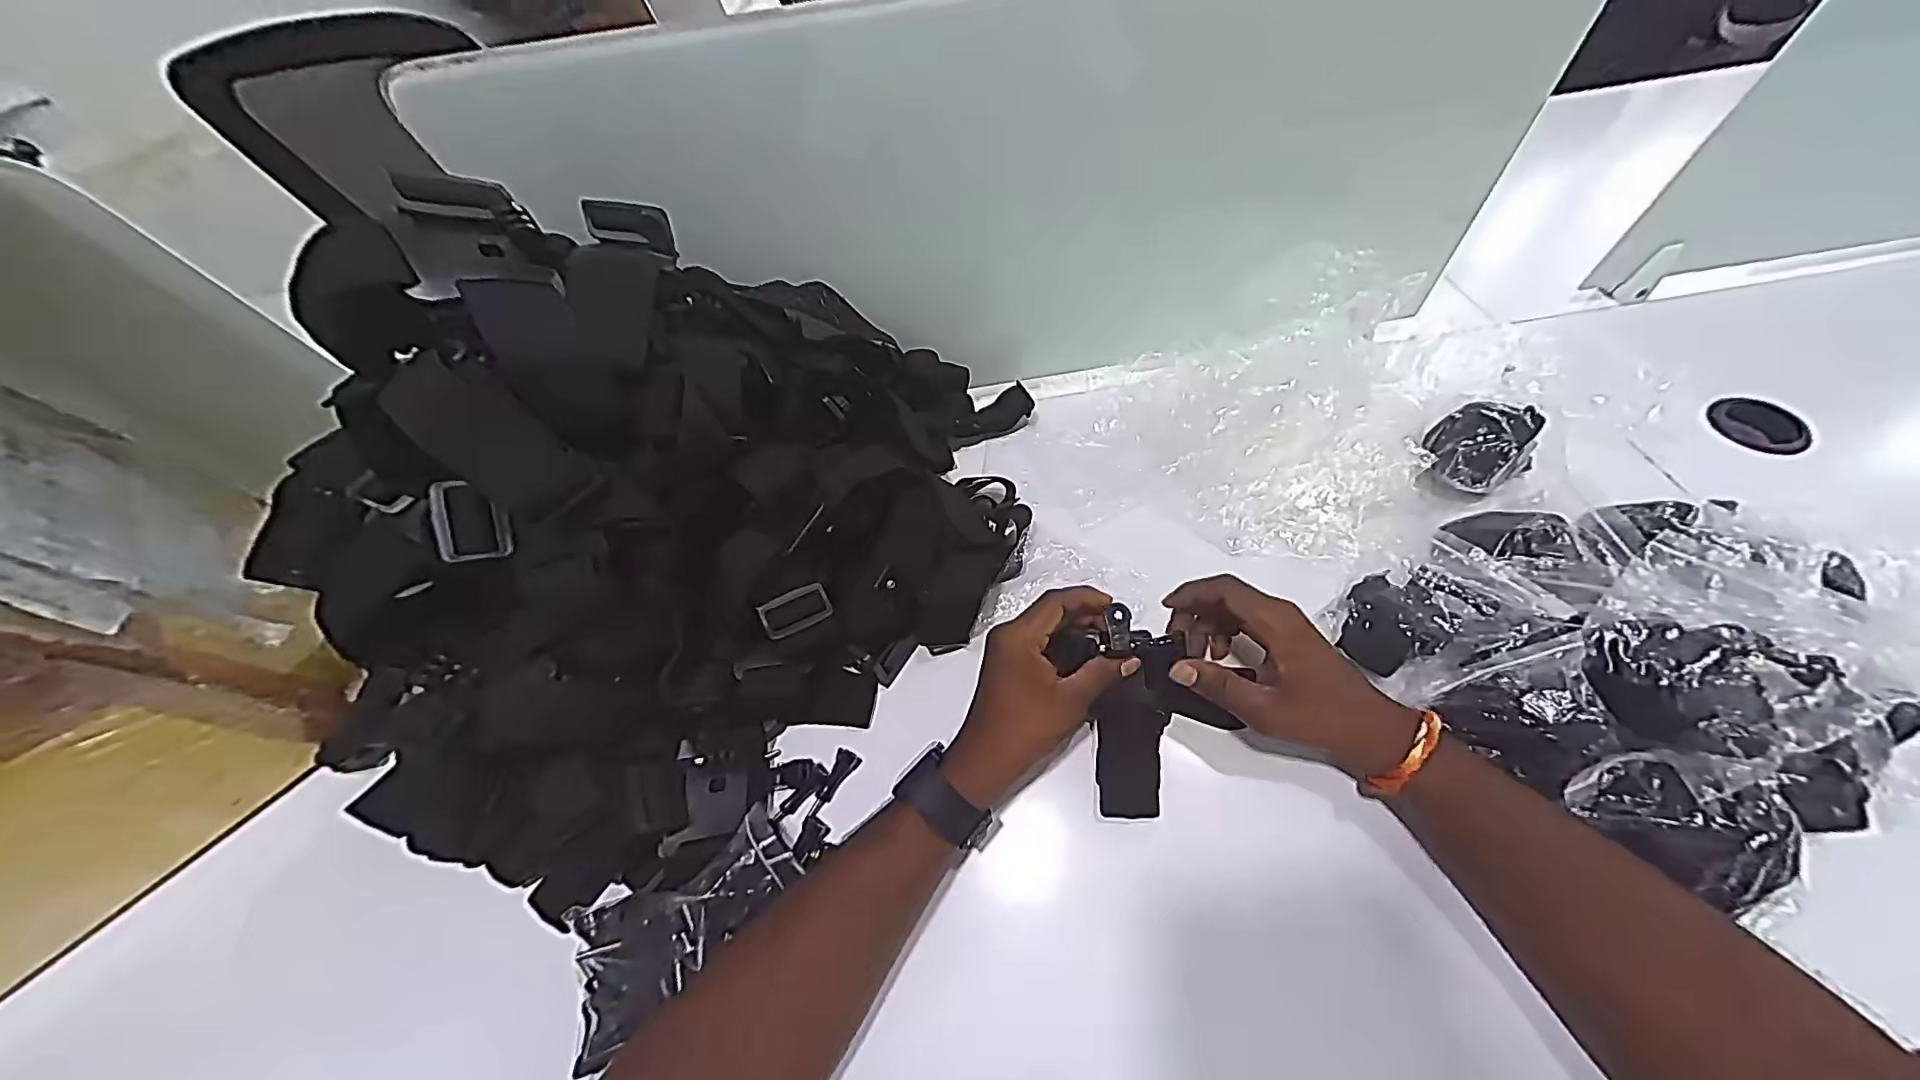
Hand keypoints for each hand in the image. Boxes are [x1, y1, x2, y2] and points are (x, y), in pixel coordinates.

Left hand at [943, 587, 1137, 807]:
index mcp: (1017, 637)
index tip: (1110, 605)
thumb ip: (1102, 672)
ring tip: (1105, 643)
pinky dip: (1063, 645)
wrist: (989, 759)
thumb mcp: (1071, 699)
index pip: (1056, 601)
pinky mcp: (1009, 665)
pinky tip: (1084, 659)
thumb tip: (1123, 659)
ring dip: (1075, 631)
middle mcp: (1007, 638)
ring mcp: (1006, 651)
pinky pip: (1039, 643)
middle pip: (1051, 611)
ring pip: (1046, 627)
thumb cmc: (1015, 732)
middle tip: (1114, 627)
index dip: (1088, 598)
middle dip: (1086, 615)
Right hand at [1161, 575, 1422, 778]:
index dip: (1190, 594)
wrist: (1368, 730)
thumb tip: (1181, 668)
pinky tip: (1220, 658)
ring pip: (1233, 608)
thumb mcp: (1262, 707)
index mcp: (1276, 622)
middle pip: (1225, 596)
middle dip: (1194, 614)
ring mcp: (1285, 625)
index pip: (1223, 589)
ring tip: (1198, 654)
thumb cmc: (1328, 717)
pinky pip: (1246, 621)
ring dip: (1208, 625)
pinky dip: (1224, 633)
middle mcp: (1281, 616)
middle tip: (1179, 640)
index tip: (1169, 608)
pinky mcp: (1286, 637)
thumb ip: (1216, 685)